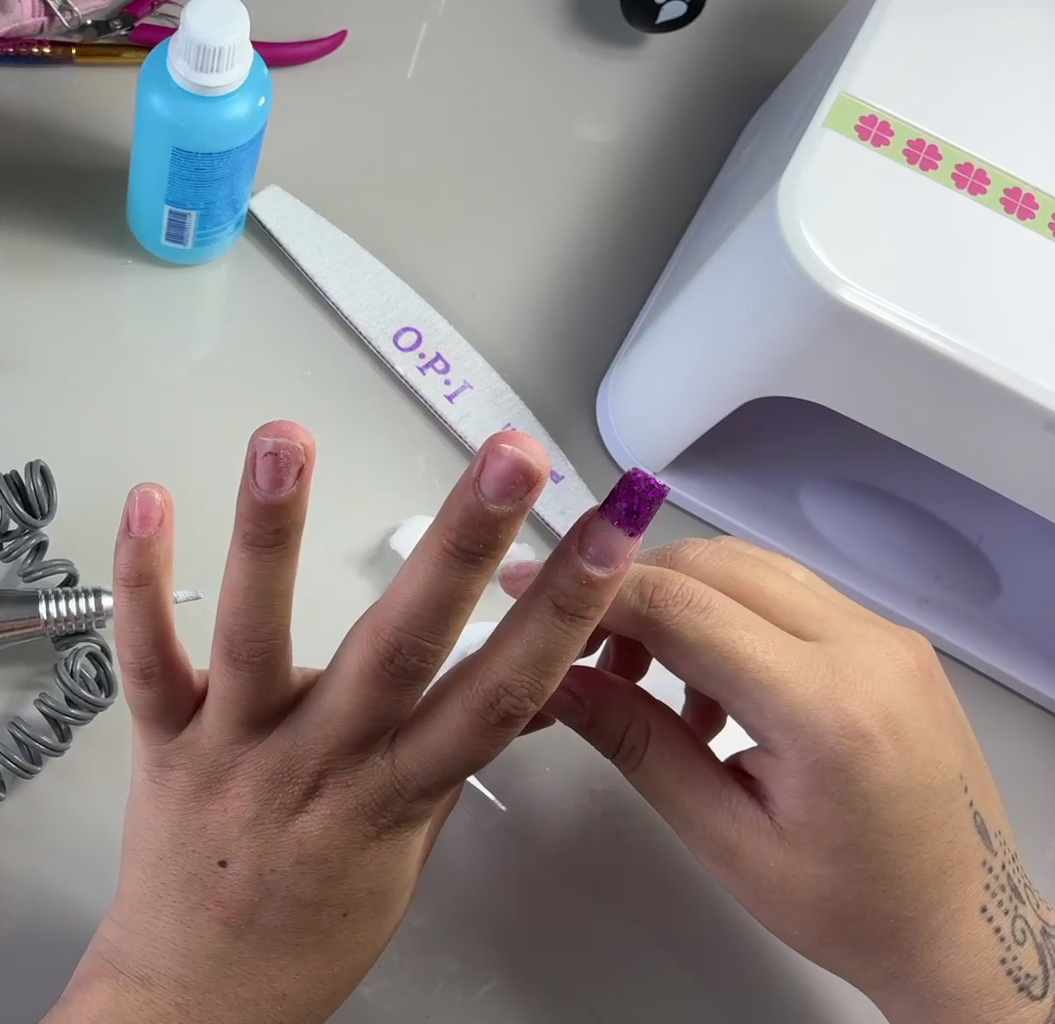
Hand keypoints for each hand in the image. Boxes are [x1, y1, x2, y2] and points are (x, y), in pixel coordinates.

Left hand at [44, 423, 658, 1023]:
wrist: (200, 996)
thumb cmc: (304, 926)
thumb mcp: (397, 853)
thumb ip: (434, 765)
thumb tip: (491, 700)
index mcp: (393, 790)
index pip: (501, 692)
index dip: (563, 611)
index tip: (604, 533)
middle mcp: (319, 759)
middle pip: (402, 645)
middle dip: (463, 545)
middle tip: (504, 458)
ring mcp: (232, 745)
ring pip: (259, 629)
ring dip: (271, 527)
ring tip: (286, 441)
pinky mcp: (160, 739)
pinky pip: (148, 653)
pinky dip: (143, 579)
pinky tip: (150, 503)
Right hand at [503, 537, 1053, 1023]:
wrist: (973, 930)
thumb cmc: (848, 904)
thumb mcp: (719, 834)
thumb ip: (629, 740)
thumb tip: (545, 677)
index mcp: (827, 709)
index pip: (675, 606)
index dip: (586, 589)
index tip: (517, 589)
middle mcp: (865, 649)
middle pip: (700, 564)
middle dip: (616, 588)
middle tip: (573, 645)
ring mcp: (880, 634)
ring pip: (730, 561)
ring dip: (659, 592)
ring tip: (631, 665)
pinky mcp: (877, 635)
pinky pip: (764, 583)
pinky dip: (702, 602)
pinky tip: (690, 668)